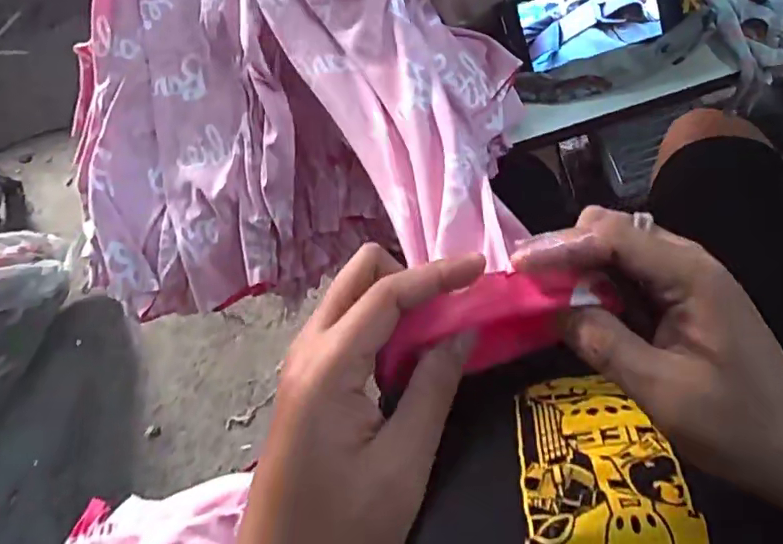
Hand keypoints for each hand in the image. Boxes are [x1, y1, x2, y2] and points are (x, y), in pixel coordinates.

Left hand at [238, 245, 482, 543]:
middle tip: (451, 302)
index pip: (386, 292)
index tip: (479, 265)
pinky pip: (348, 320)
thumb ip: (434, 387)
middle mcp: (307, 348)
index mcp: (328, 366)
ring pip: (353, 291)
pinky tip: (408, 349)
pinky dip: (383, 318)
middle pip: (360, 272)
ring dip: (398, 295)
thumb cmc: (342, 527)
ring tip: (437, 324)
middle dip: (410, 274)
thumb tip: (465, 329)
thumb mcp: (402, 464)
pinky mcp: (307, 376)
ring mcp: (302, 360)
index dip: (437, 273)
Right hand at [511, 206, 782, 508]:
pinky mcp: (683, 292)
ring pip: (619, 246)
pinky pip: (632, 271)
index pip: (613, 235)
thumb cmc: (736, 423)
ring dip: (582, 265)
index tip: (518, 264)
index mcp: (688, 272)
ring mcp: (686, 272)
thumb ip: (606, 345)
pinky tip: (583, 305)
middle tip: (531, 284)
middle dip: (568, 249)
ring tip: (546, 293)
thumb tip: (556, 310)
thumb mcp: (665, 392)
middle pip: (613, 229)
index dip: (562, 244)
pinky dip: (601, 282)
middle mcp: (686, 258)